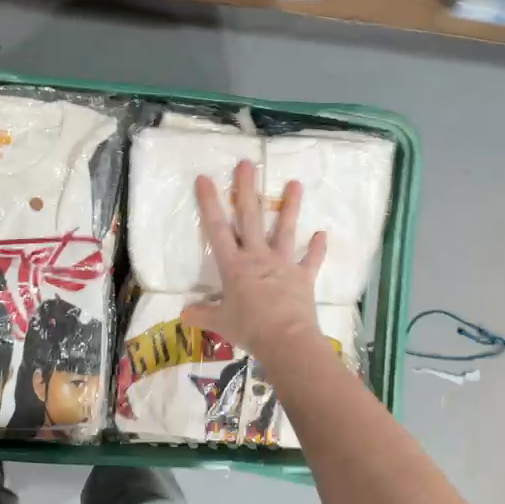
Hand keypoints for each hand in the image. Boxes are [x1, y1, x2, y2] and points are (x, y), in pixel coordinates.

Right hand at [183, 159, 327, 362]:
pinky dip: (316, 248)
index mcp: (233, 266)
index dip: (210, 203)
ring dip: (290, 206)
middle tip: (248, 163)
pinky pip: (310, 260)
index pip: (217, 229)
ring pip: (285, 230)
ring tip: (295, 183)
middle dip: (247, 189)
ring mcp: (283, 264)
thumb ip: (202, 315)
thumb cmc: (249, 328)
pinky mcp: (303, 277)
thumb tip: (183, 314)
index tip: (205, 178)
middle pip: (251, 218)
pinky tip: (321, 234)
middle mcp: (257, 257)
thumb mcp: (220, 323)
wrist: (286, 340)